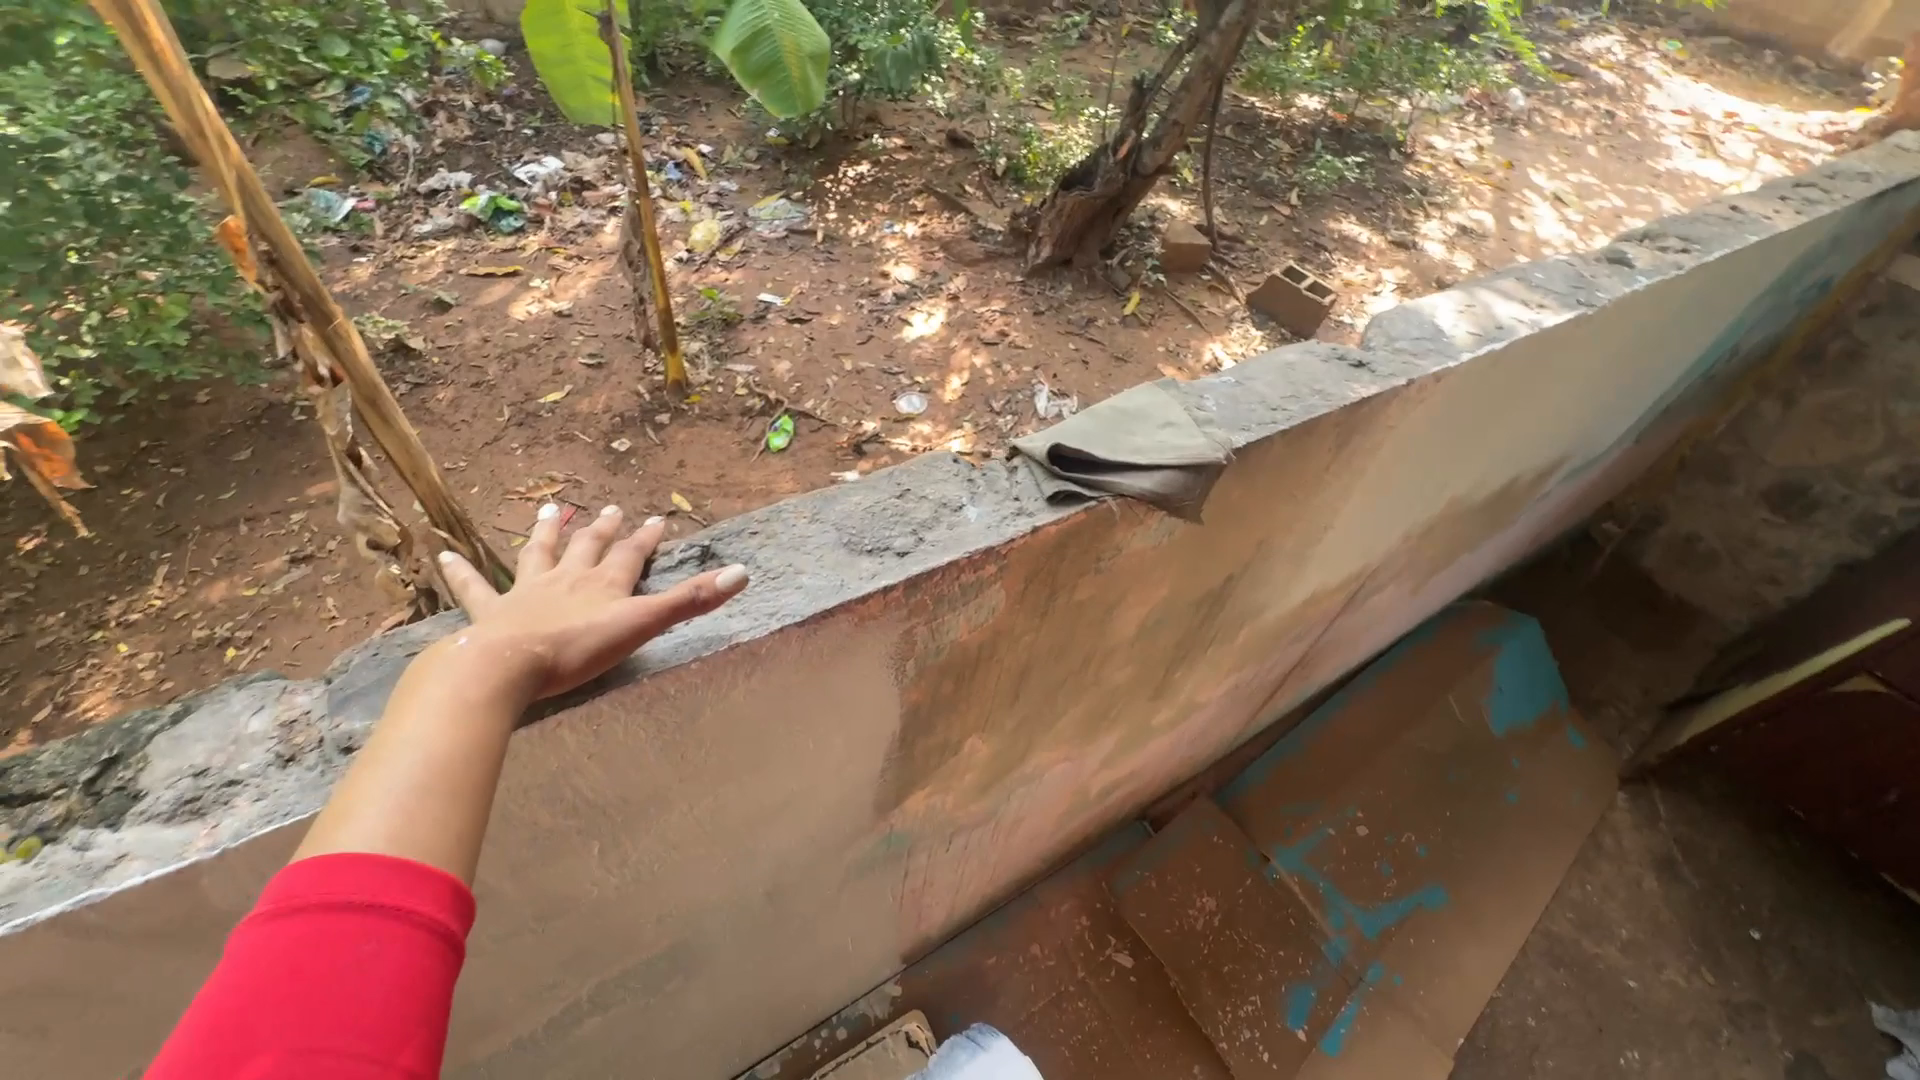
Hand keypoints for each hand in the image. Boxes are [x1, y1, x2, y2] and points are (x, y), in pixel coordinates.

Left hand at [433, 503, 747, 701]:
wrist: (508, 666)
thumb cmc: (578, 649)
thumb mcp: (643, 624)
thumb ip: (690, 601)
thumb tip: (742, 573)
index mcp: (604, 584)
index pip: (631, 555)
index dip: (645, 538)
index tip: (657, 519)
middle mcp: (567, 579)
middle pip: (589, 547)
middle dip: (604, 530)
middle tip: (611, 510)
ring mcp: (526, 592)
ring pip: (539, 554)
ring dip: (546, 532)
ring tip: (551, 509)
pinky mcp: (491, 613)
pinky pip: (474, 587)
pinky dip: (460, 572)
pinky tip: (442, 556)